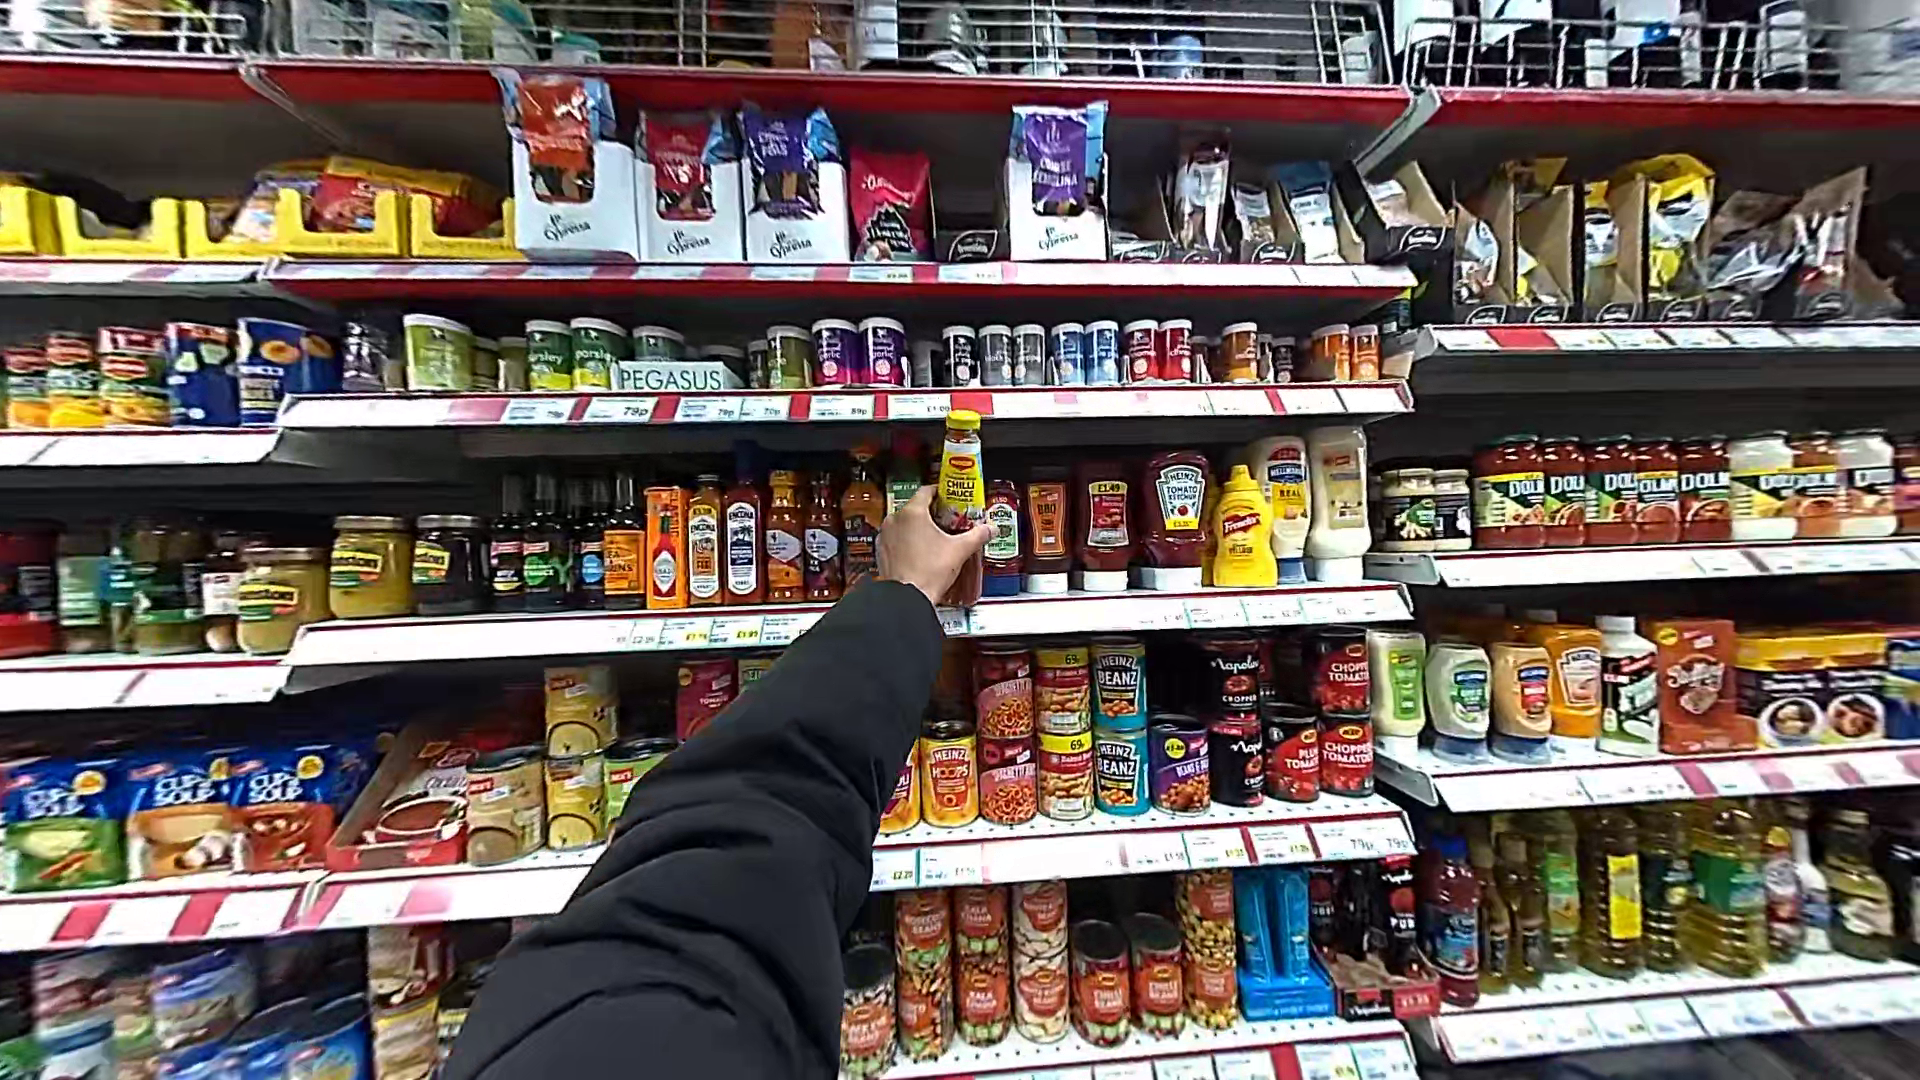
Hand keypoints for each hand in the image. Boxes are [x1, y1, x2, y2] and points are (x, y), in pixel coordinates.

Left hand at [878, 485, 992, 606]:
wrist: (907, 598)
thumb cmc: (928, 572)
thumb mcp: (959, 551)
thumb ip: (977, 536)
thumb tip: (990, 529)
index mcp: (912, 512)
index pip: (926, 491)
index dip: (940, 493)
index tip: (950, 498)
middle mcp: (895, 520)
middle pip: (915, 507)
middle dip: (932, 513)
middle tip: (947, 521)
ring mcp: (885, 535)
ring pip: (904, 523)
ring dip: (918, 527)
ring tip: (935, 539)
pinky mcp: (881, 551)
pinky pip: (896, 539)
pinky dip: (907, 541)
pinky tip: (920, 552)